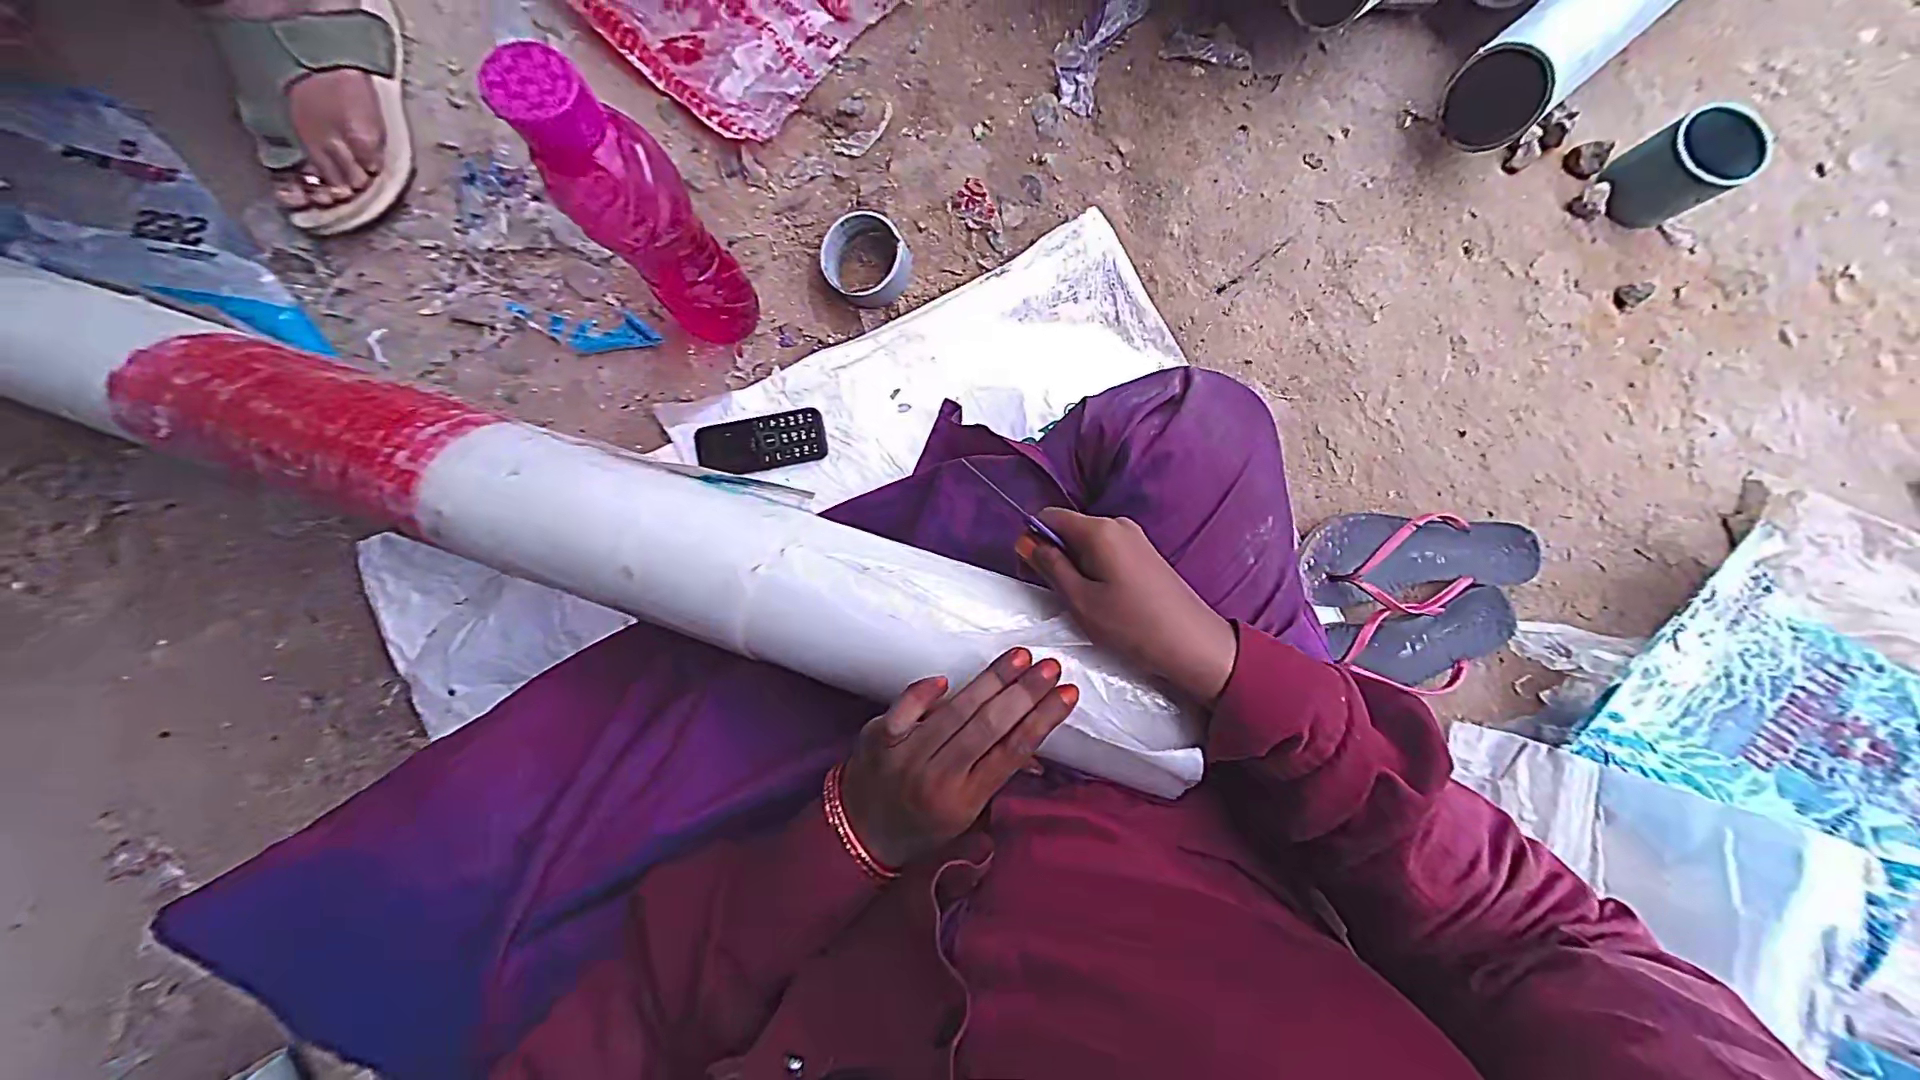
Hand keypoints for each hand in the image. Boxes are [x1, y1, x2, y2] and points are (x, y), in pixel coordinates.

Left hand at [838, 648, 1078, 868]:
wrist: (857, 837)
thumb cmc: (920, 826)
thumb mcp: (965, 814)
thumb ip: (996, 778)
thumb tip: (1035, 751)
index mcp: (965, 799)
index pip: (1012, 752)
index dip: (1042, 720)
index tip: (1067, 694)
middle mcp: (938, 777)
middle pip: (989, 727)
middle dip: (1024, 693)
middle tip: (1050, 667)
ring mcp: (906, 757)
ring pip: (956, 713)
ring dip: (991, 682)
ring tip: (1020, 657)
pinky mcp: (879, 740)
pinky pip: (903, 711)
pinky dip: (923, 694)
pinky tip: (946, 678)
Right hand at [1016, 509, 1237, 705]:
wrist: (1193, 644)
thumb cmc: (1132, 625)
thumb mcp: (1079, 600)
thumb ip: (1049, 565)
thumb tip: (1025, 540)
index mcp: (1099, 530)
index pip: (1048, 516)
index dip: (1032, 539)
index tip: (1032, 572)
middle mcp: (1117, 524)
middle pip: (1069, 529)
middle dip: (1055, 555)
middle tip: (1060, 595)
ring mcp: (1134, 537)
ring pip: (1086, 542)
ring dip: (1075, 566)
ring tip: (1086, 602)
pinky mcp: (1144, 553)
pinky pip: (1106, 551)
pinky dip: (1095, 570)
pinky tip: (1105, 599)